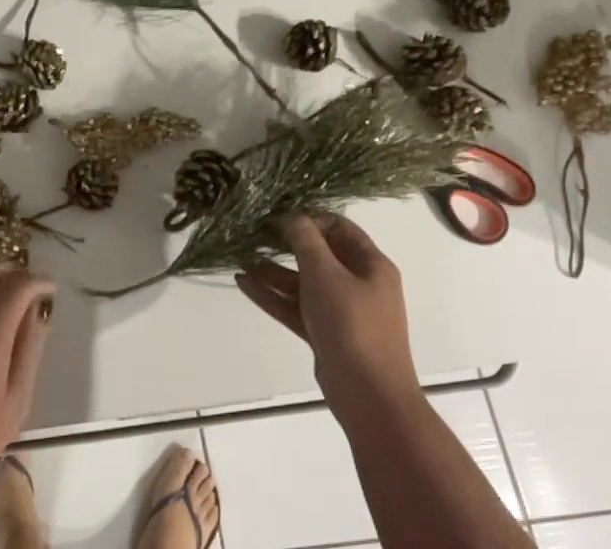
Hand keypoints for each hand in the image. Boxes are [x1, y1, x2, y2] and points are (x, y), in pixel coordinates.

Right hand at [234, 214, 416, 401]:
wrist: (369, 394)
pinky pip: (296, 306)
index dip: (308, 218)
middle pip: (318, 255)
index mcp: (371, 264)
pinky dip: (272, 295)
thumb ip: (305, 240)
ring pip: (303, 282)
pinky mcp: (325, 333)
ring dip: (273, 271)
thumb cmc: (352, 324)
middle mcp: (359, 284)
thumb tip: (291, 215)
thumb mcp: (325, 273)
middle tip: (252, 234)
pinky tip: (243, 284)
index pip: (339, 227)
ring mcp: (342, 311)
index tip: (276, 217)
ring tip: (239, 259)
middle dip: (284, 244)